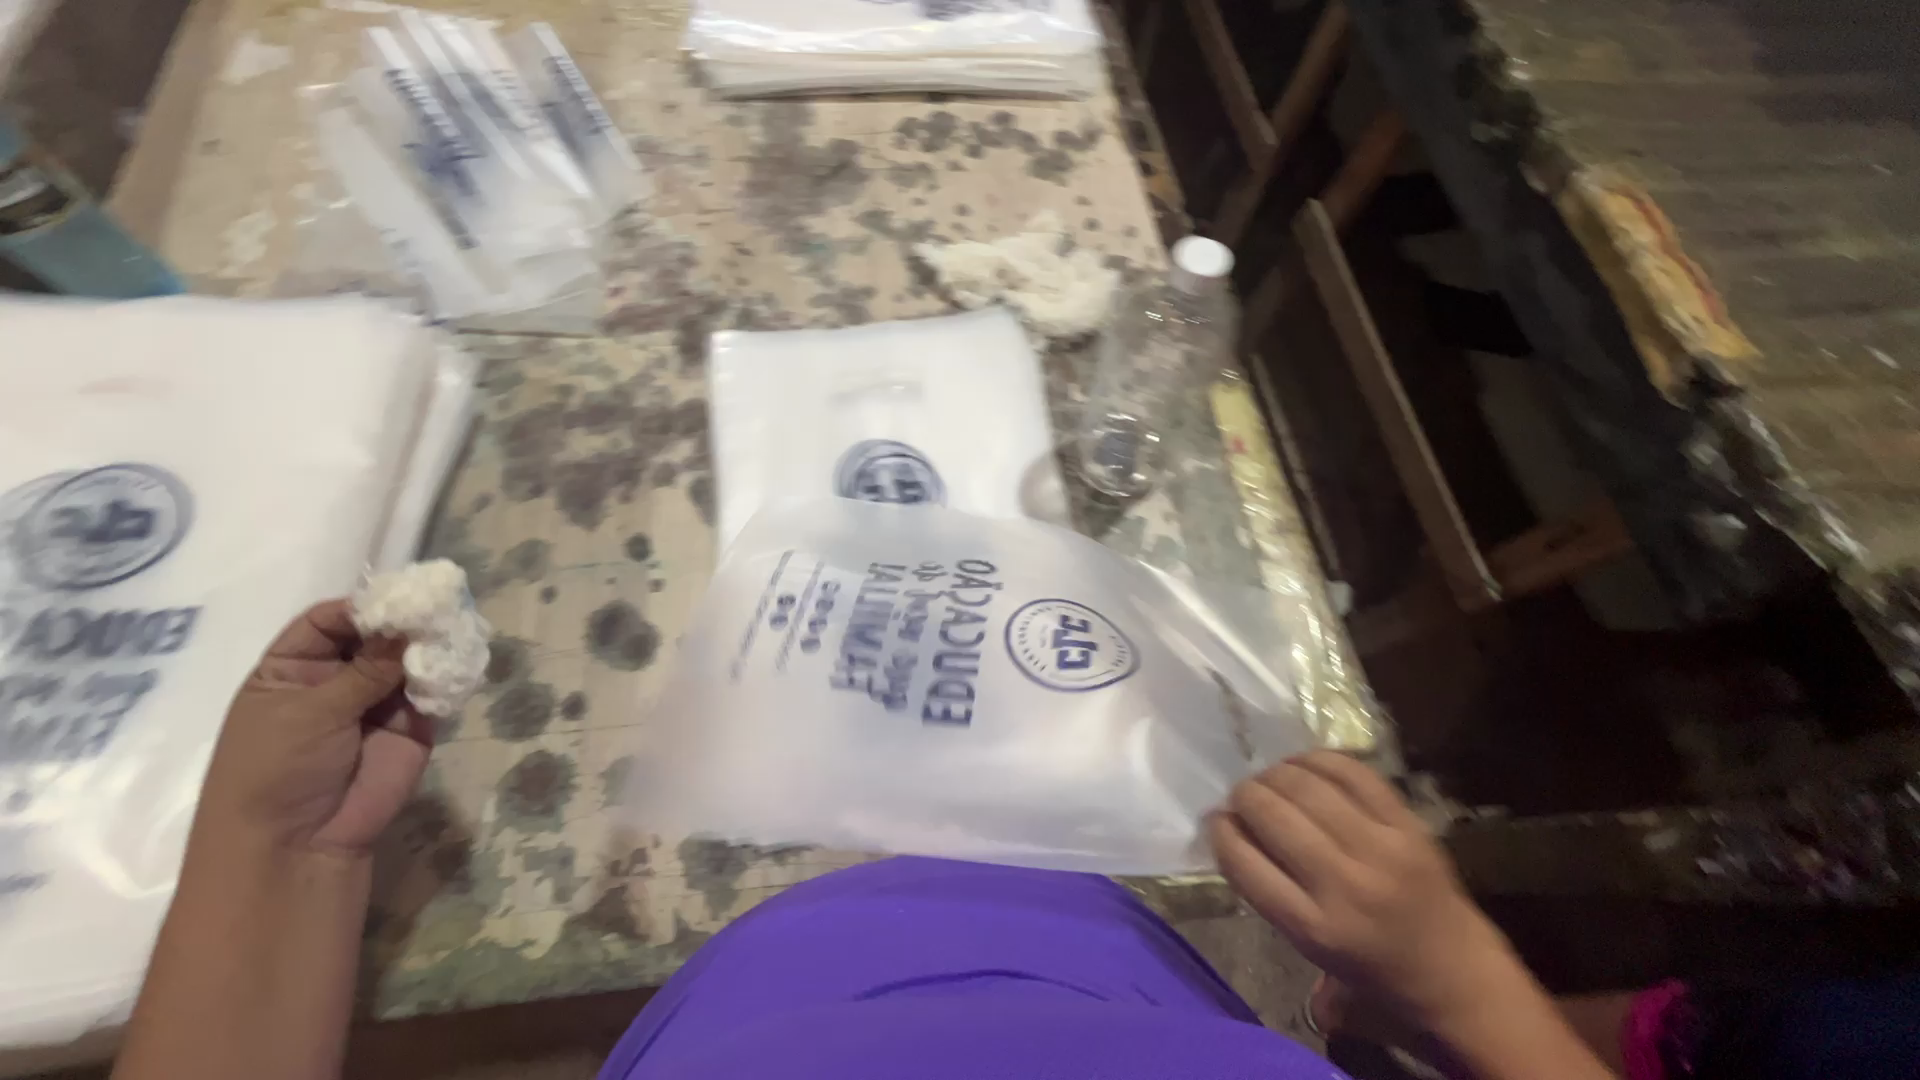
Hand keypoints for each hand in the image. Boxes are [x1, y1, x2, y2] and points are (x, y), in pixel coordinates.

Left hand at [196, 600, 432, 859]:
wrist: (301, 844)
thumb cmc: (277, 771)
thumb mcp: (311, 711)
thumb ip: (366, 667)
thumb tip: (410, 625)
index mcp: (294, 669)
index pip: (329, 621)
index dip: (363, 607)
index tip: (400, 598)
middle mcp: (338, 679)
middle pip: (377, 635)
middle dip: (406, 622)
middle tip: (442, 607)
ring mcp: (378, 700)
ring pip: (410, 659)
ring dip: (432, 645)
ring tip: (458, 630)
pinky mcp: (414, 722)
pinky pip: (434, 690)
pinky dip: (449, 675)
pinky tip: (461, 663)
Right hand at [1209, 751, 1529, 1039]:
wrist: (1460, 977)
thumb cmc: (1372, 971)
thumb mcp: (1306, 949)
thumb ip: (1264, 889)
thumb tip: (1227, 825)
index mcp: (1313, 928)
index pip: (1241, 860)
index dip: (1219, 830)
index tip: (1217, 821)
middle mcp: (1344, 885)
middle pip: (1269, 814)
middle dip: (1243, 797)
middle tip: (1242, 799)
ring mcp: (1381, 849)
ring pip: (1305, 785)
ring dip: (1274, 774)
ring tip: (1271, 781)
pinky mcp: (1408, 825)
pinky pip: (1351, 773)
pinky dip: (1317, 760)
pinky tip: (1304, 766)